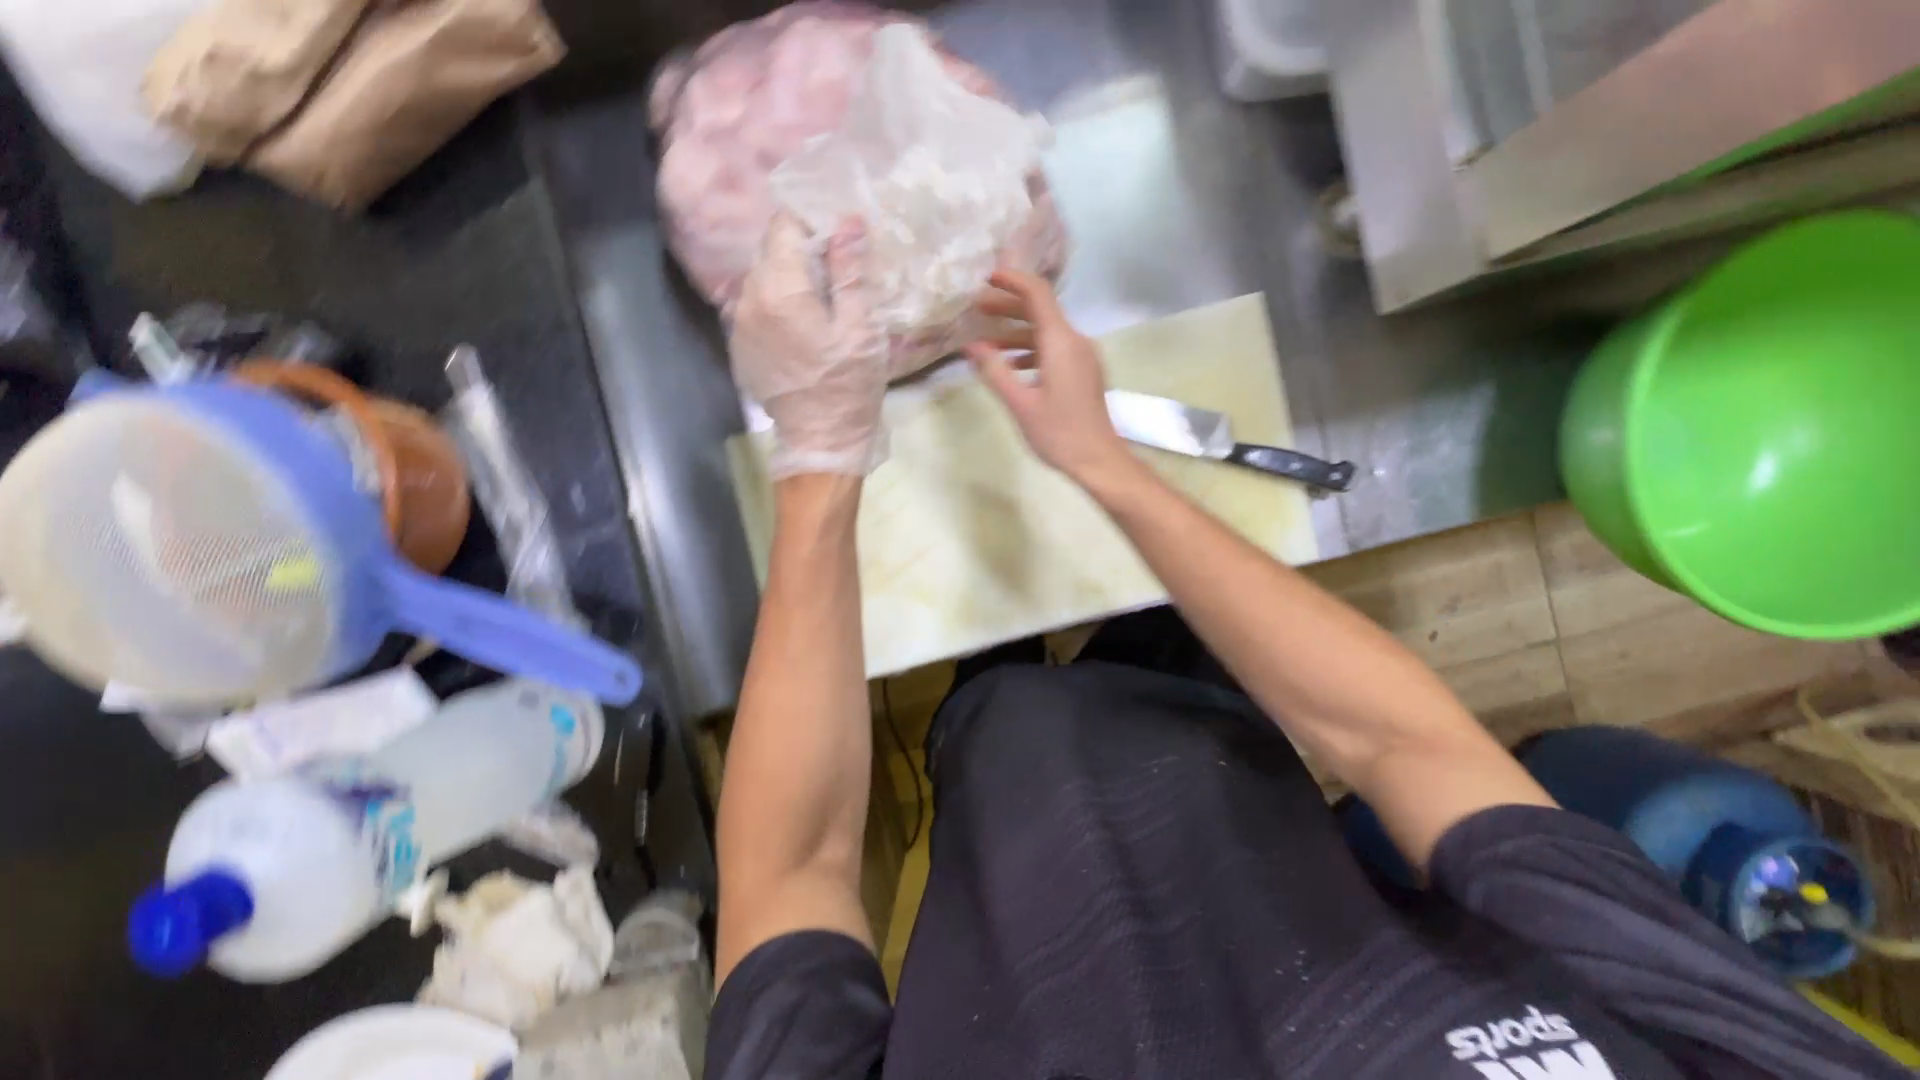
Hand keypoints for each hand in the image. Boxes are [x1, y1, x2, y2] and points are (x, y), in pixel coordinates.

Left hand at [730, 214, 887, 478]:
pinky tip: (801, 335)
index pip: (784, 226)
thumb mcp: (861, 327)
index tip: (838, 250)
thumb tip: (847, 220)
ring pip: (761, 280)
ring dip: (788, 283)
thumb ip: (850, 271)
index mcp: (780, 289)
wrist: (821, 439)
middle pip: (770, 252)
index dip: (813, 228)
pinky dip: (776, 309)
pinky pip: (755, 309)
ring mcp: (739, 325)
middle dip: (801, 256)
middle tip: (835, 283)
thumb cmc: (849, 383)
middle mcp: (749, 299)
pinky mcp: (740, 347)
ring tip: (819, 310)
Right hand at [966, 271, 1136, 487]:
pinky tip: (1011, 366)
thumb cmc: (1059, 433)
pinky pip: (1056, 348)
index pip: (1037, 294)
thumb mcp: (1020, 404)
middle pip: (1041, 310)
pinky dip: (1031, 349)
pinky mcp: (1084, 372)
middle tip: (977, 308)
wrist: (1099, 460)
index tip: (986, 277)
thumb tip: (971, 345)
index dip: (1012, 280)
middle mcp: (1076, 341)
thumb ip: (994, 371)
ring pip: (1047, 331)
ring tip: (986, 340)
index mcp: (1061, 342)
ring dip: (1017, 331)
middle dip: (1008, 306)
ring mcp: (1083, 356)